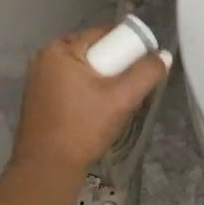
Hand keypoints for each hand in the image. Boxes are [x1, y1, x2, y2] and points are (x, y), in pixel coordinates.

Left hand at [13, 25, 169, 176]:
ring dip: (104, 82)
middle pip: (97, 51)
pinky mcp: (40, 97)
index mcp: (60, 48)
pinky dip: (88, 92)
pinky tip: (96, 113)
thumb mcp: (122, 98)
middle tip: (128, 93)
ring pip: (87, 69)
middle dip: (117, 68)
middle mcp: (45, 57)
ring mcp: (40, 78)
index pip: (106, 34)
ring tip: (114, 105)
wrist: (47, 170)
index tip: (139, 72)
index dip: (129, 50)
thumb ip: (147, 72)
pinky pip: (74, 83)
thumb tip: (163, 56)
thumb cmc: (83, 128)